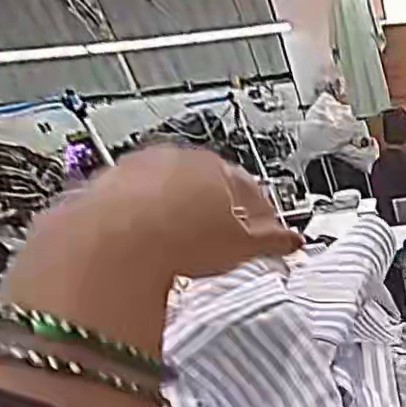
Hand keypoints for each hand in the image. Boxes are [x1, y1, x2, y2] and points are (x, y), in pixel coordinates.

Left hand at [47, 146, 303, 278]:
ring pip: (176, 191)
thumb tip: (294, 242)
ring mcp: (142, 168)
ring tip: (198, 247)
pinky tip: (163, 246)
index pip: (252, 189)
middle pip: (212, 186)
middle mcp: (177, 158)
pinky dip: (157, 220)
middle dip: (226, 213)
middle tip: (235, 242)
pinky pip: (144, 203)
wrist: (118, 241)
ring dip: (190, 215)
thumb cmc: (182, 237)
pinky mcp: (111, 186)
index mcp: (217, 167)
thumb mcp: (245, 247)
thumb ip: (275, 242)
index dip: (265, 216)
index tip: (268, 234)